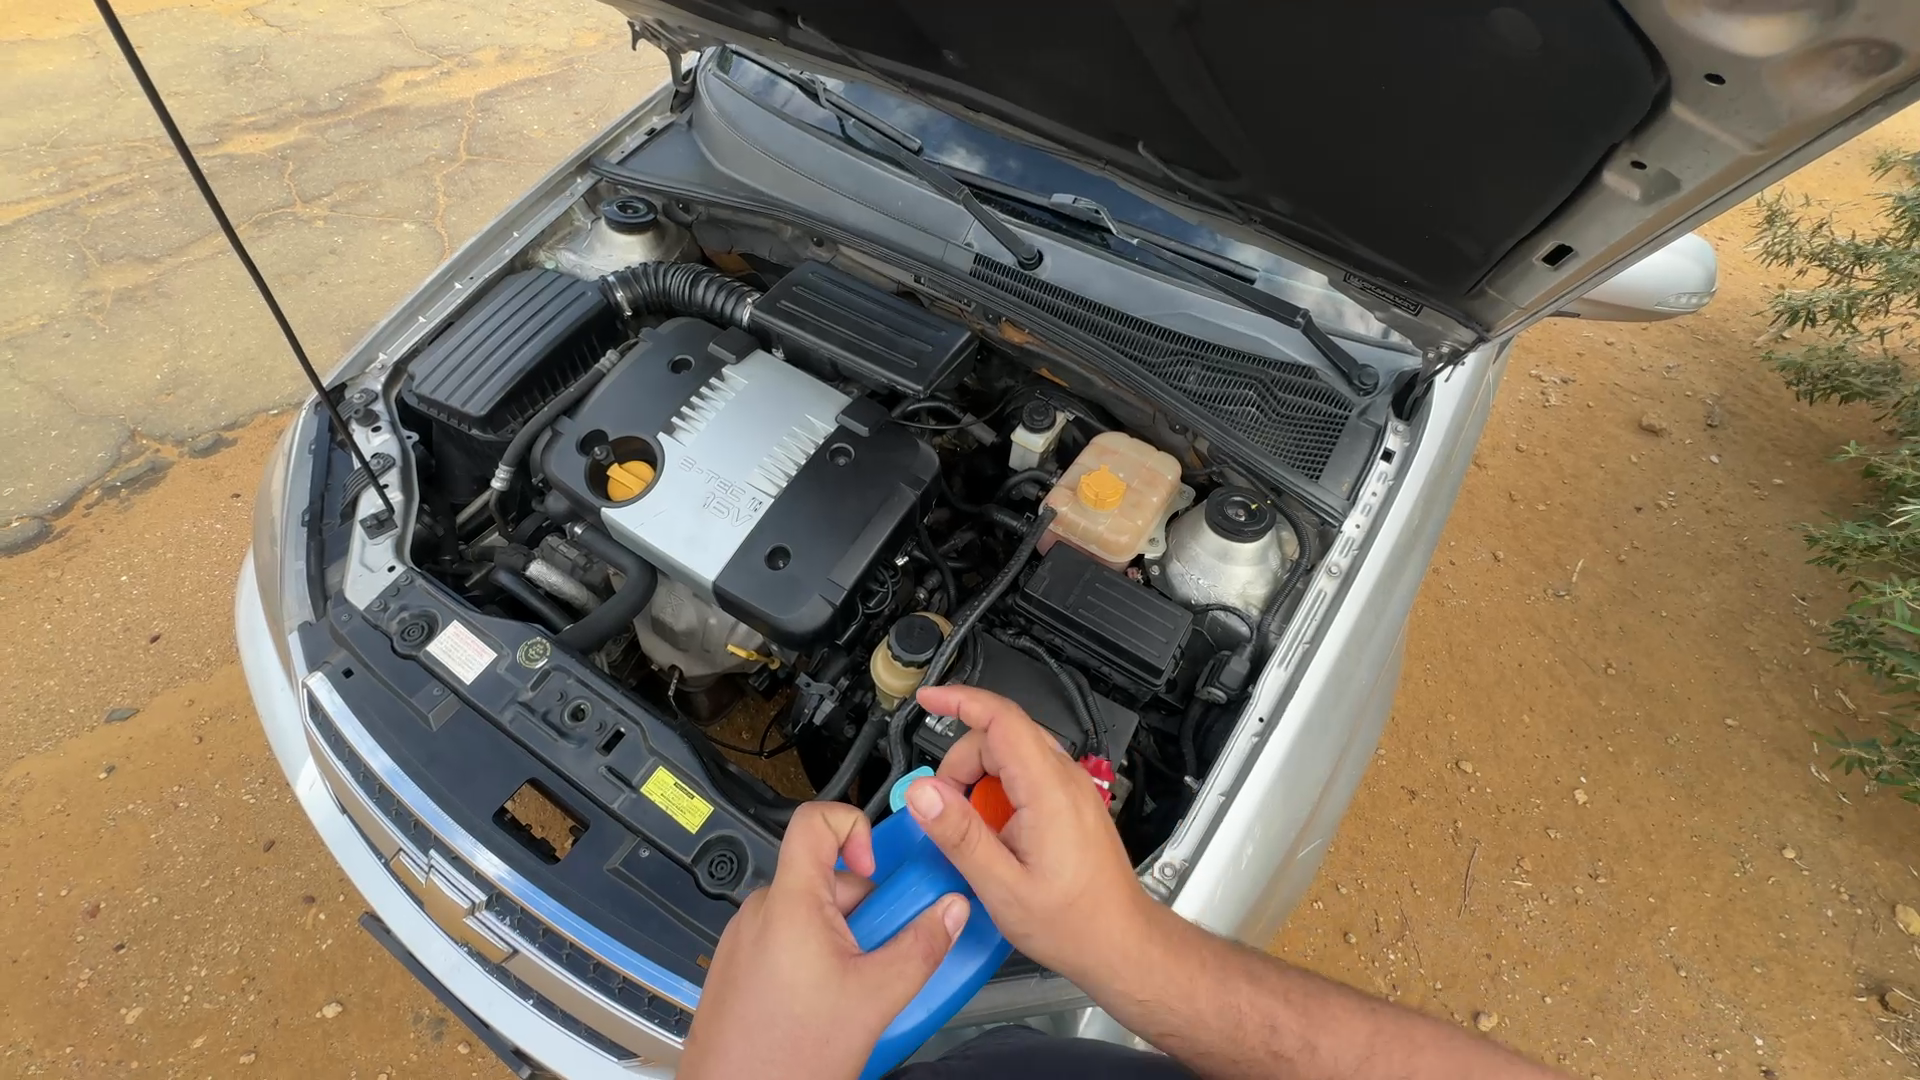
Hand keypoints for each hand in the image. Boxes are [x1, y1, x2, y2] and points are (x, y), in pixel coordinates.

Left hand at [680, 801, 968, 1079]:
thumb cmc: (783, 1059)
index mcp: (791, 901)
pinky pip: (788, 937)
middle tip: (883, 949)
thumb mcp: (873, 999)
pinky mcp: (739, 966)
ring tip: (856, 986)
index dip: (852, 824)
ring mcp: (746, 938)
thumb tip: (951, 910)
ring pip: (810, 910)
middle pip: (826, 875)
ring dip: (842, 934)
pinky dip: (815, 954)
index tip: (875, 865)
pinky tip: (826, 1000)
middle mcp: (762, 909)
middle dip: (864, 906)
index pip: (815, 819)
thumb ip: (921, 947)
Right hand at [904, 684, 1157, 990]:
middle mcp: (1063, 776)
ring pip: (1010, 752)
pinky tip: (994, 831)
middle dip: (960, 764)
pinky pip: (1024, 772)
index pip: (1001, 718)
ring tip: (972, 829)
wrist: (1121, 942)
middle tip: (943, 810)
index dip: (960, 700)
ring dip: (978, 778)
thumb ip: (959, 834)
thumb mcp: (1002, 887)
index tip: (928, 698)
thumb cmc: (1073, 923)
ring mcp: (1070, 786)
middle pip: (998, 735)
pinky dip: (996, 790)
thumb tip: (922, 792)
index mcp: (1048, 789)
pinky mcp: (1069, 799)